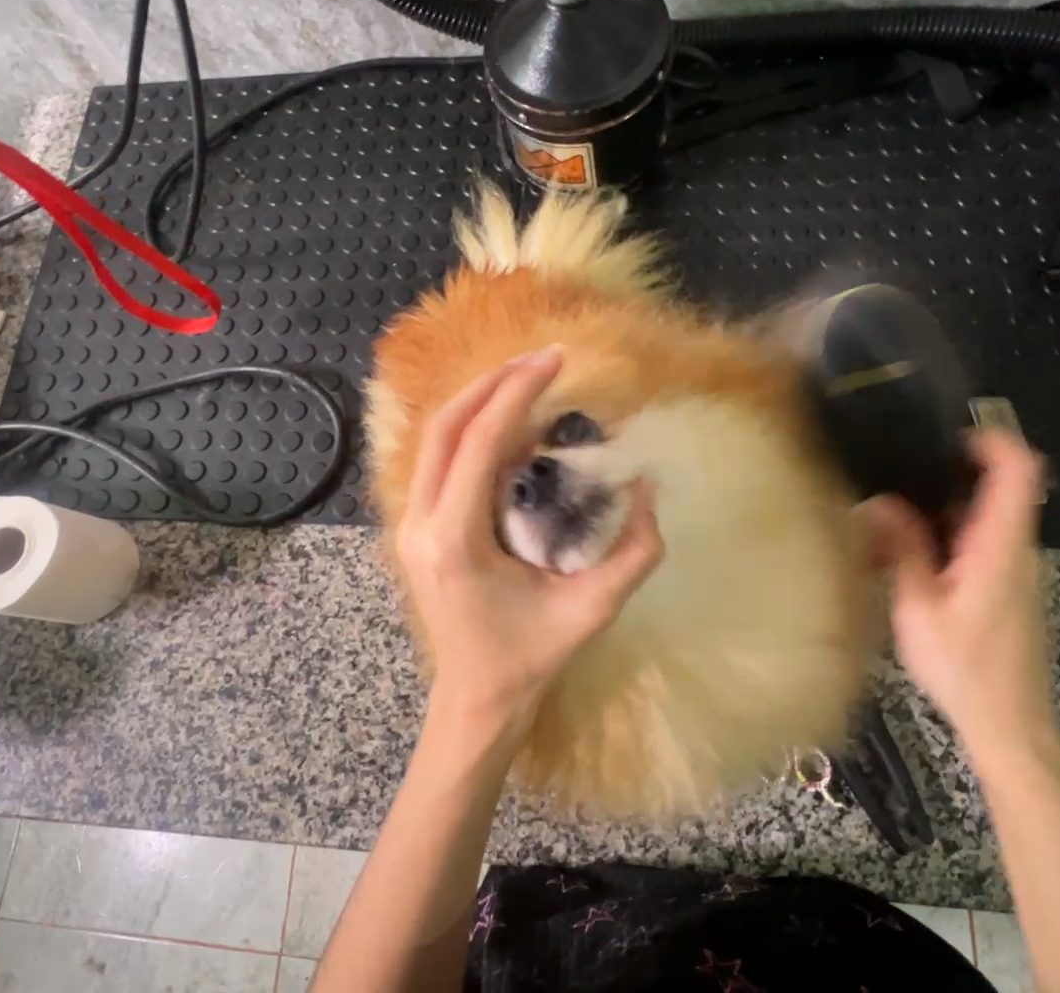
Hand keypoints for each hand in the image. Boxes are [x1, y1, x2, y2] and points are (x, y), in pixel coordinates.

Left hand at [395, 348, 663, 736]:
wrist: (477, 699)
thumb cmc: (531, 659)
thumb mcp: (594, 608)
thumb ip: (635, 551)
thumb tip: (648, 486)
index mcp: (454, 540)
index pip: (479, 442)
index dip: (516, 393)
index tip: (554, 361)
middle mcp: (421, 524)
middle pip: (445, 427)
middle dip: (491, 384)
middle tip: (541, 360)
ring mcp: (411, 526)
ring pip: (437, 441)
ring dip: (480, 404)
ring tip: (530, 382)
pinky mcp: (419, 530)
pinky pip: (442, 464)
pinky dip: (475, 435)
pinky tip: (516, 431)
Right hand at [865, 432, 1055, 767]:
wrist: (1011, 726)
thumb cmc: (964, 669)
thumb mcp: (918, 609)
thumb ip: (903, 550)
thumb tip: (879, 502)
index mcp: (1001, 547)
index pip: (1019, 472)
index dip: (994, 440)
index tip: (950, 429)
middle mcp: (1021, 551)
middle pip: (1000, 491)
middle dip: (949, 477)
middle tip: (896, 477)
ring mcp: (1021, 572)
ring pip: (988, 520)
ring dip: (945, 512)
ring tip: (892, 519)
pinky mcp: (1013, 590)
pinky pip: (984, 544)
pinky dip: (951, 538)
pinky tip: (911, 561)